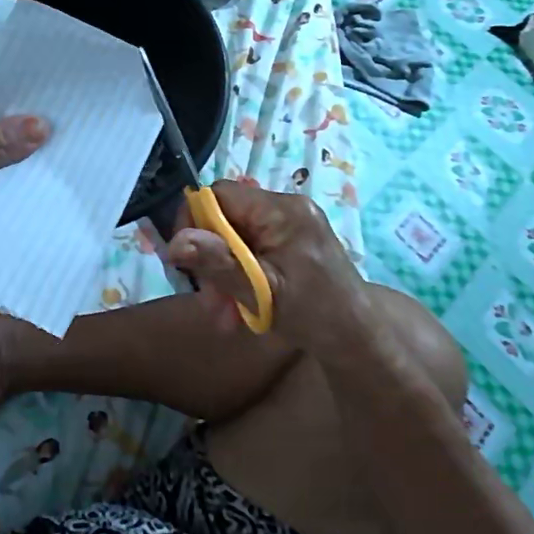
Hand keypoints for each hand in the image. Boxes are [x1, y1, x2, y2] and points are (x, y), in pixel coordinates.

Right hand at [165, 182, 374, 352]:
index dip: (196, 221)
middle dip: (212, 260)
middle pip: (227, 218)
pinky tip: (241, 307)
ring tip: (225, 316)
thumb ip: (219, 264)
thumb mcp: (262, 291)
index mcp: (283, 211)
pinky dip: (241, 276)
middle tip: (210, 303)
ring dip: (224, 275)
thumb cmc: (315, 314)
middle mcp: (288, 208)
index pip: (221, 194)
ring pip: (236, 238)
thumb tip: (175, 242)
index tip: (186, 260)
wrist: (358, 339)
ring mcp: (291, 224)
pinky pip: (253, 249)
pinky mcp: (293, 242)